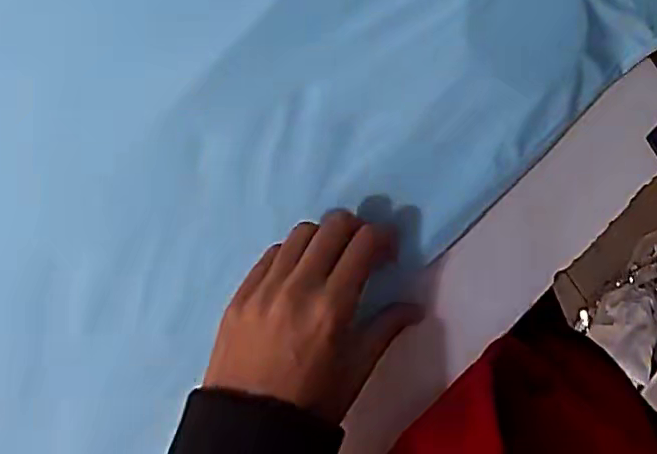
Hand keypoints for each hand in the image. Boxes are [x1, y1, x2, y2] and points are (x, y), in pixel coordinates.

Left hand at [202, 212, 422, 423]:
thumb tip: (416, 307)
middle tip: (360, 249)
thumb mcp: (357, 368)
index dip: (384, 236)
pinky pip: (271, 253)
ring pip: (302, 232)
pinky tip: (296, 274)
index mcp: (332, 305)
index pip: (366, 240)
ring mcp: (265, 289)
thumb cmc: (310, 403)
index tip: (388, 252)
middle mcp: (298, 287)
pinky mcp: (240, 296)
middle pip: (335, 224)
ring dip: (323, 238)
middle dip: (357, 229)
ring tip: (327, 260)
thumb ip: (387, 327)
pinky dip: (290, 254)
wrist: (244, 435)